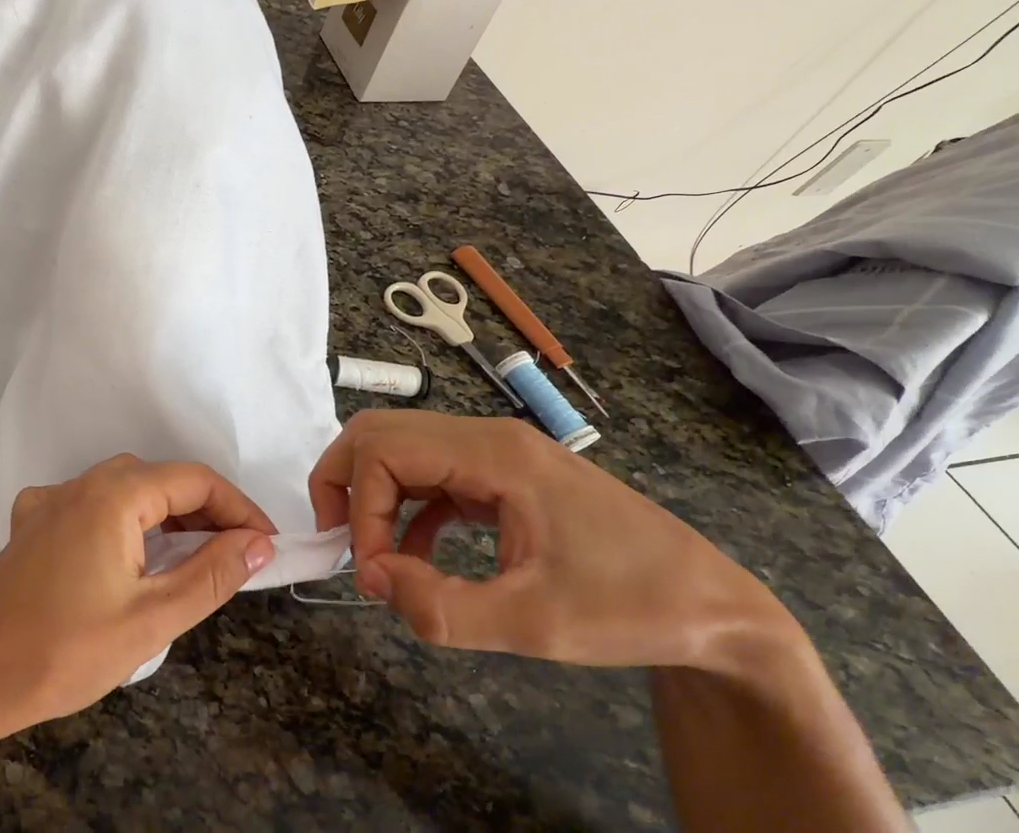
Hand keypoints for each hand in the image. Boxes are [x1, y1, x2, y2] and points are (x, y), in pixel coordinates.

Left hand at [0, 455, 276, 742]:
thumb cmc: (63, 652)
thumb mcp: (151, 619)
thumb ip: (211, 574)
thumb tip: (258, 543)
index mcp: (110, 496)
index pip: (194, 480)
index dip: (238, 508)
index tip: (267, 545)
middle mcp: (78, 486)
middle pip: (159, 480)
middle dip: (206, 512)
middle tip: (239, 556)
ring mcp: (49, 504)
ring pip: (124, 492)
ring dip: (166, 518)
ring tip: (198, 560)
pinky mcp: (32, 528)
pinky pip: (91, 508)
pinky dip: (125, 524)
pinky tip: (132, 559)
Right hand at [308, 410, 795, 669]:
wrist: (717, 610)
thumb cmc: (631, 609)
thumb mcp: (534, 624)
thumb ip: (440, 607)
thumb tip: (374, 580)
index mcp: (495, 455)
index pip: (384, 451)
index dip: (359, 509)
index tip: (371, 574)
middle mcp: (490, 440)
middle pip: (381, 433)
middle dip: (345, 483)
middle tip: (341, 542)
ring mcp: (499, 455)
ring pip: (401, 450)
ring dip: (373, 496)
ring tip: (372, 554)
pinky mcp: (505, 478)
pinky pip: (431, 476)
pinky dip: (405, 508)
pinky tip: (416, 556)